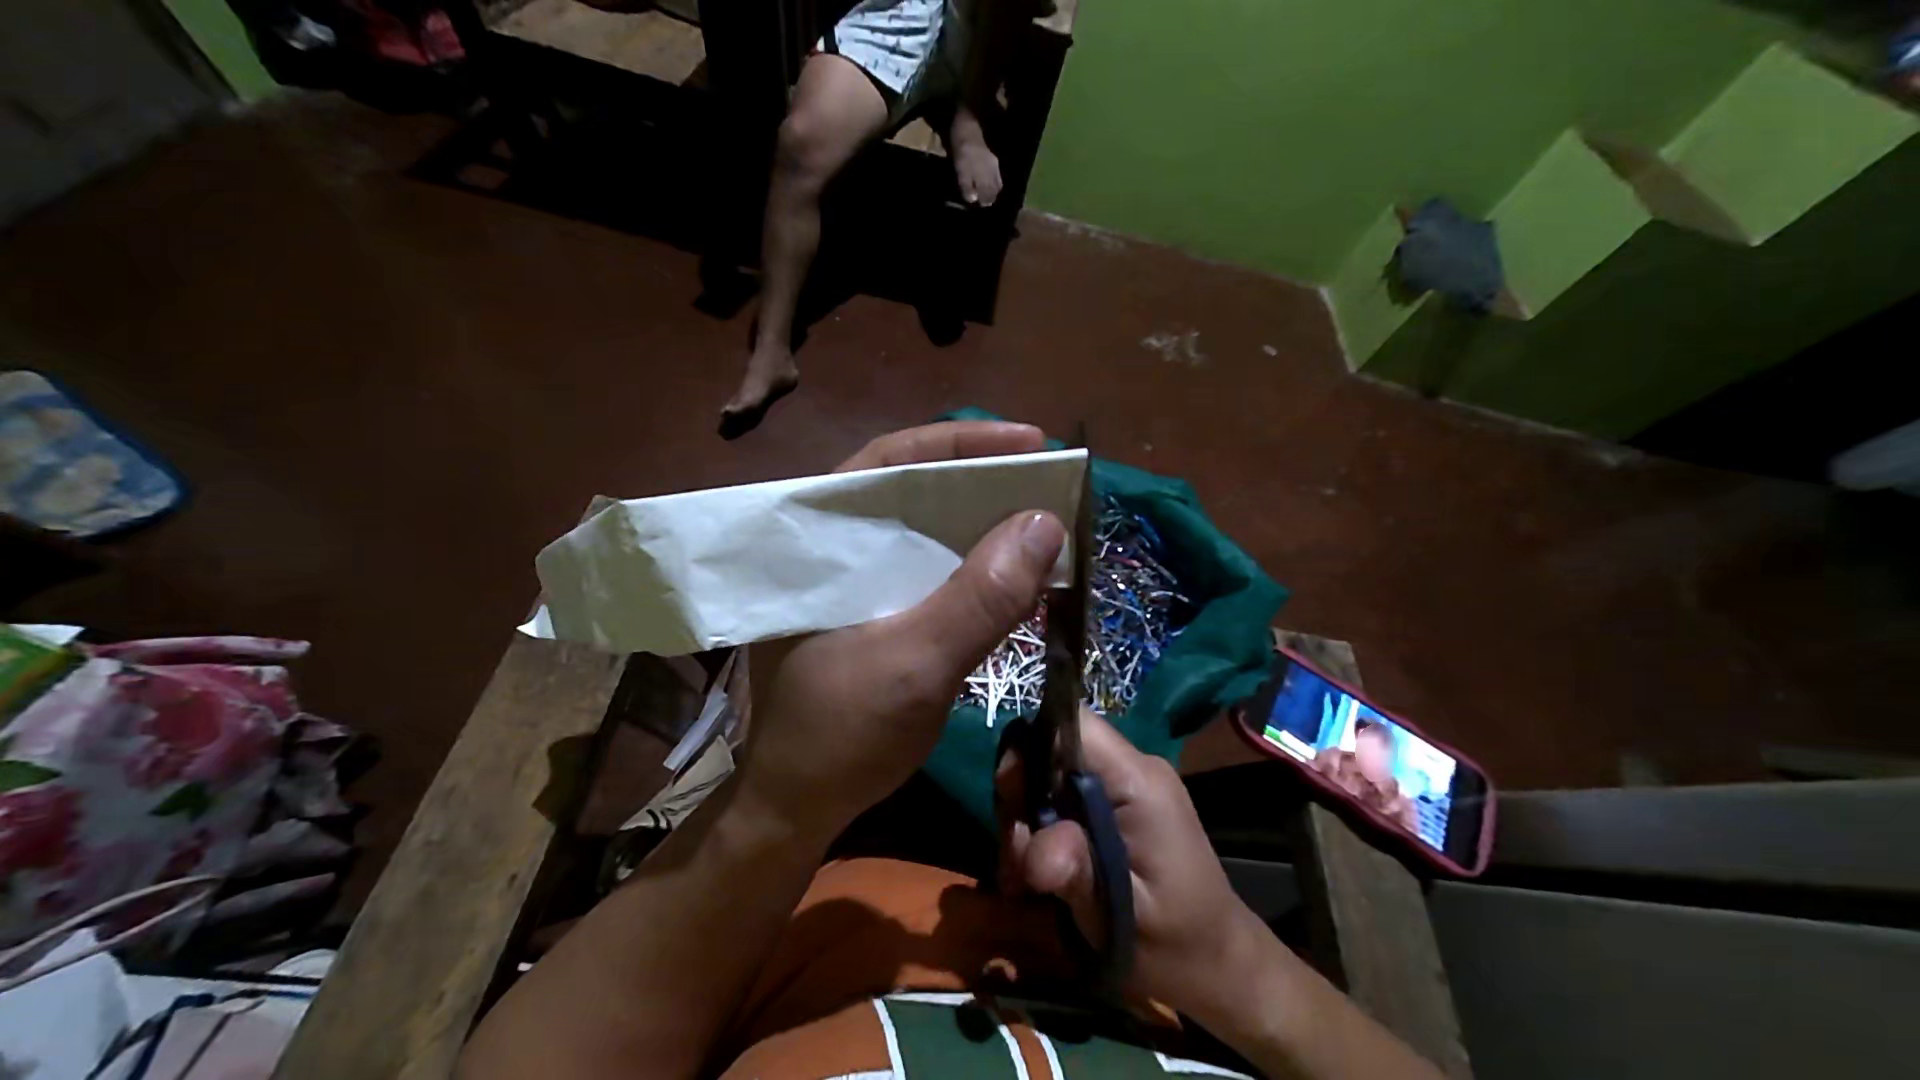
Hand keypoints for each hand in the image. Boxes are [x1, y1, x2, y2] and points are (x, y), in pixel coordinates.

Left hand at [735, 421, 1066, 838]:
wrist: (798, 806)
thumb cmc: (839, 734)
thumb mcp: (914, 664)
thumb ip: (977, 598)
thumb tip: (1045, 523)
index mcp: (821, 538)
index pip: (892, 459)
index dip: (962, 441)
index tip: (1033, 442)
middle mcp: (839, 547)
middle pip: (916, 490)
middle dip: (985, 480)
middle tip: (1051, 481)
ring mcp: (860, 581)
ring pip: (929, 531)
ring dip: (986, 525)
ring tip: (1046, 522)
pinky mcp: (880, 612)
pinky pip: (936, 573)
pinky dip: (978, 569)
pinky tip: (1016, 575)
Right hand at [999, 706, 1268, 1018]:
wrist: (1216, 963)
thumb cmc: (1176, 941)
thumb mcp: (1124, 915)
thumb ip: (1078, 873)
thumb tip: (1033, 849)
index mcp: (1138, 781)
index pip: (1075, 722)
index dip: (1034, 743)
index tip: (1012, 794)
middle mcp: (1129, 770)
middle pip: (1052, 749)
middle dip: (1020, 794)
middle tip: (1014, 853)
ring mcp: (1121, 788)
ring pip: (1049, 777)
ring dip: (1025, 821)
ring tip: (1022, 878)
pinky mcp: (1113, 807)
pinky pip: (1062, 799)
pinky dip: (1040, 832)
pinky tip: (1035, 876)